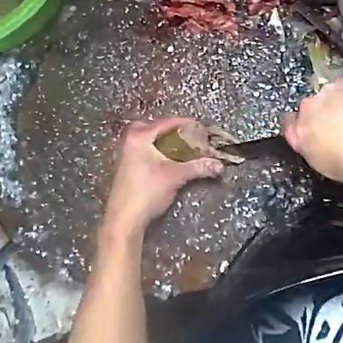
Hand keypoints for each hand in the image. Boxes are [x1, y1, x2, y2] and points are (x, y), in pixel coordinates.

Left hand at [104, 118, 224, 230]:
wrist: (124, 219)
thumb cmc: (147, 192)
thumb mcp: (176, 176)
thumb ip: (198, 167)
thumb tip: (218, 165)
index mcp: (139, 138)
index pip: (165, 123)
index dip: (184, 123)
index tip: (199, 126)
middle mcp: (129, 143)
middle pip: (152, 127)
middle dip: (170, 130)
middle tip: (186, 134)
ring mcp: (124, 156)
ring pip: (146, 140)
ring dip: (161, 141)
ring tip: (178, 146)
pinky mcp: (124, 169)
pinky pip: (142, 151)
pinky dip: (155, 151)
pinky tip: (165, 160)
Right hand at [282, 73, 342, 188]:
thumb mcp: (330, 168)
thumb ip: (317, 149)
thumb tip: (322, 144)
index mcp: (301, 135)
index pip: (290, 123)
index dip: (304, 123)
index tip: (316, 126)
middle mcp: (310, 110)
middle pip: (313, 105)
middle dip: (328, 111)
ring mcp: (330, 92)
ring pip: (335, 92)